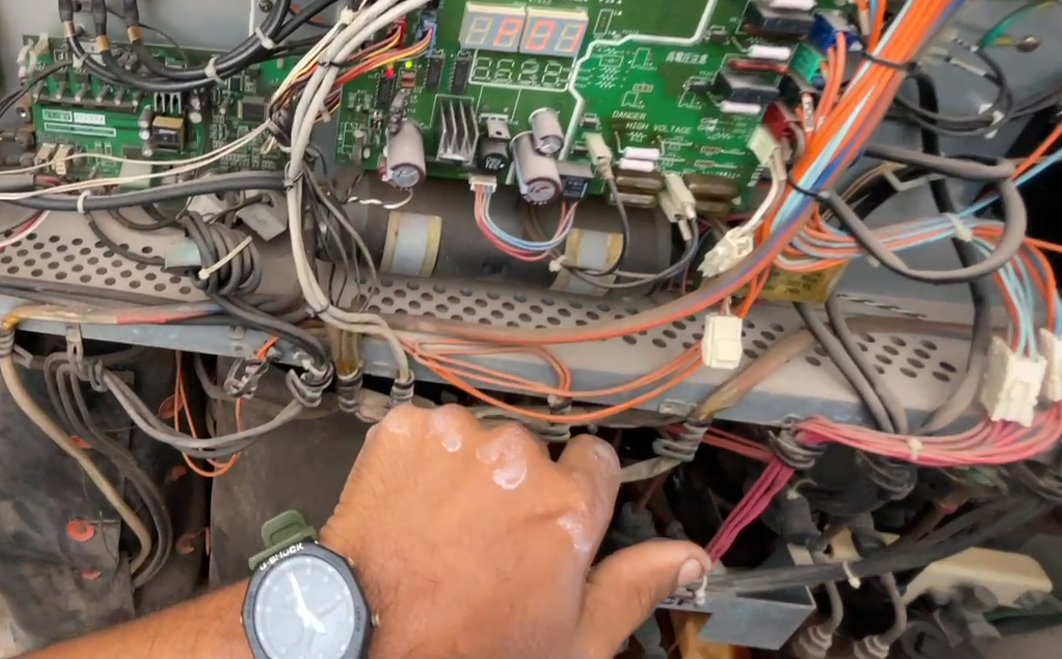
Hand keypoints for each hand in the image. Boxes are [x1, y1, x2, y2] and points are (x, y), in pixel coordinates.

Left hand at [318, 405, 708, 657]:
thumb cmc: (477, 644)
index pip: (595, 459)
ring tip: (443, 519)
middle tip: (487, 531)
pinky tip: (411, 499)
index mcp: (565, 501)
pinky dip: (420, 455)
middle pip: (529, 449)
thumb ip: (634, 584)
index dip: (577, 487)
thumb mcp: (573, 638)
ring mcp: (452, 433)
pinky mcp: (403, 425)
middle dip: (516, 481)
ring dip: (466, 465)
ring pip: (474, 436)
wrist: (370, 627)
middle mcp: (513, 453)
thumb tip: (692, 555)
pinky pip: (425, 429)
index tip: (555, 509)